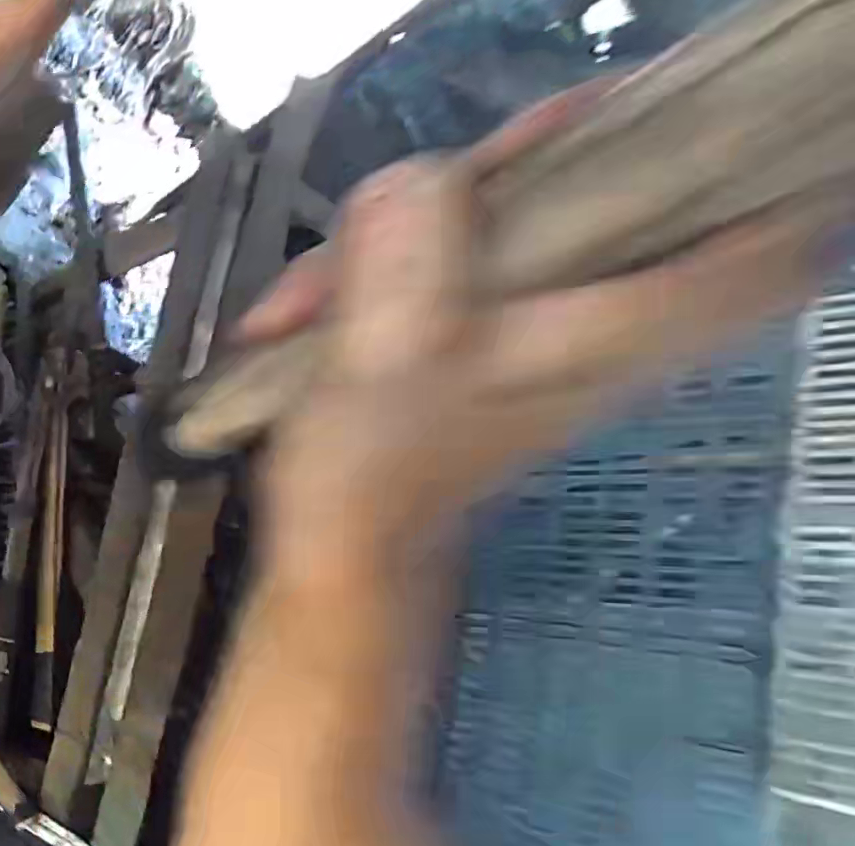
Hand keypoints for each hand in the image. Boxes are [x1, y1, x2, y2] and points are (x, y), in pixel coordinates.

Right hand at [241, 84, 845, 582]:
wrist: (332, 549)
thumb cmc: (371, 472)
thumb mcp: (385, 357)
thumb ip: (405, 254)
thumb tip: (398, 181)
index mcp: (626, 309)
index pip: (731, 182)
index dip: (664, 134)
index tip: (571, 127)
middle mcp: (589, 309)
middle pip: (557, 188)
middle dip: (437, 202)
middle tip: (360, 230)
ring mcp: (509, 329)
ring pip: (459, 235)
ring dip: (360, 258)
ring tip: (283, 316)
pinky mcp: (449, 347)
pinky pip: (410, 278)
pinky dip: (348, 290)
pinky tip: (285, 325)